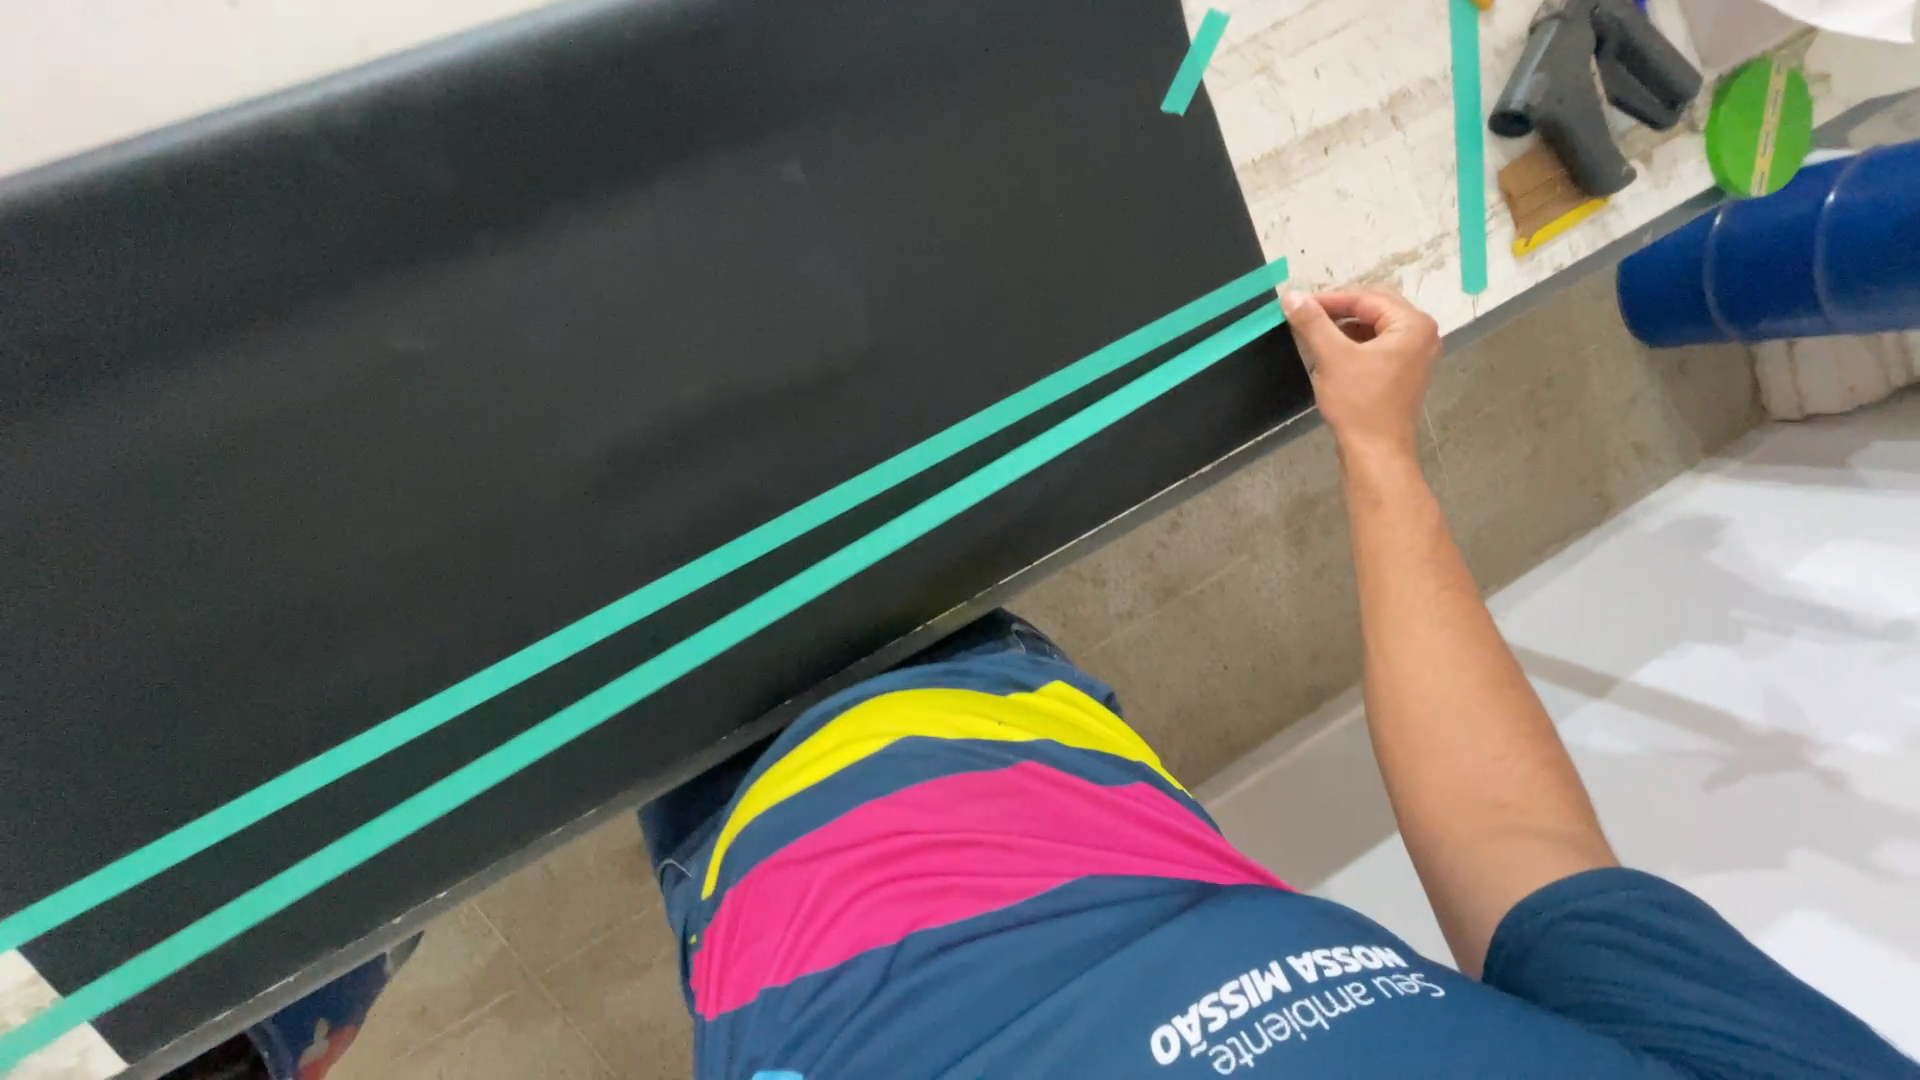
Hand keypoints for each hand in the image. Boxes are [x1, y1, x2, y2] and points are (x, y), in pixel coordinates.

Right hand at [1282, 288, 1441, 460]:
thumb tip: (1292, 296)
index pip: (1367, 298)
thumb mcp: (1331, 357)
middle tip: (1305, 316)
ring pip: (1375, 329)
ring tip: (1315, 335)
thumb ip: (1312, 323)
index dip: (1330, 299)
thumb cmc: (1358, 402)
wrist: (1375, 450)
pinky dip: (1354, 346)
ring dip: (1345, 330)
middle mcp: (1422, 335)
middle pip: (1375, 310)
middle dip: (1339, 312)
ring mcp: (1416, 356)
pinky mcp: (1405, 374)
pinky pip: (1378, 348)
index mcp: (1413, 324)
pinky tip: (1332, 355)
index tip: (1299, 304)